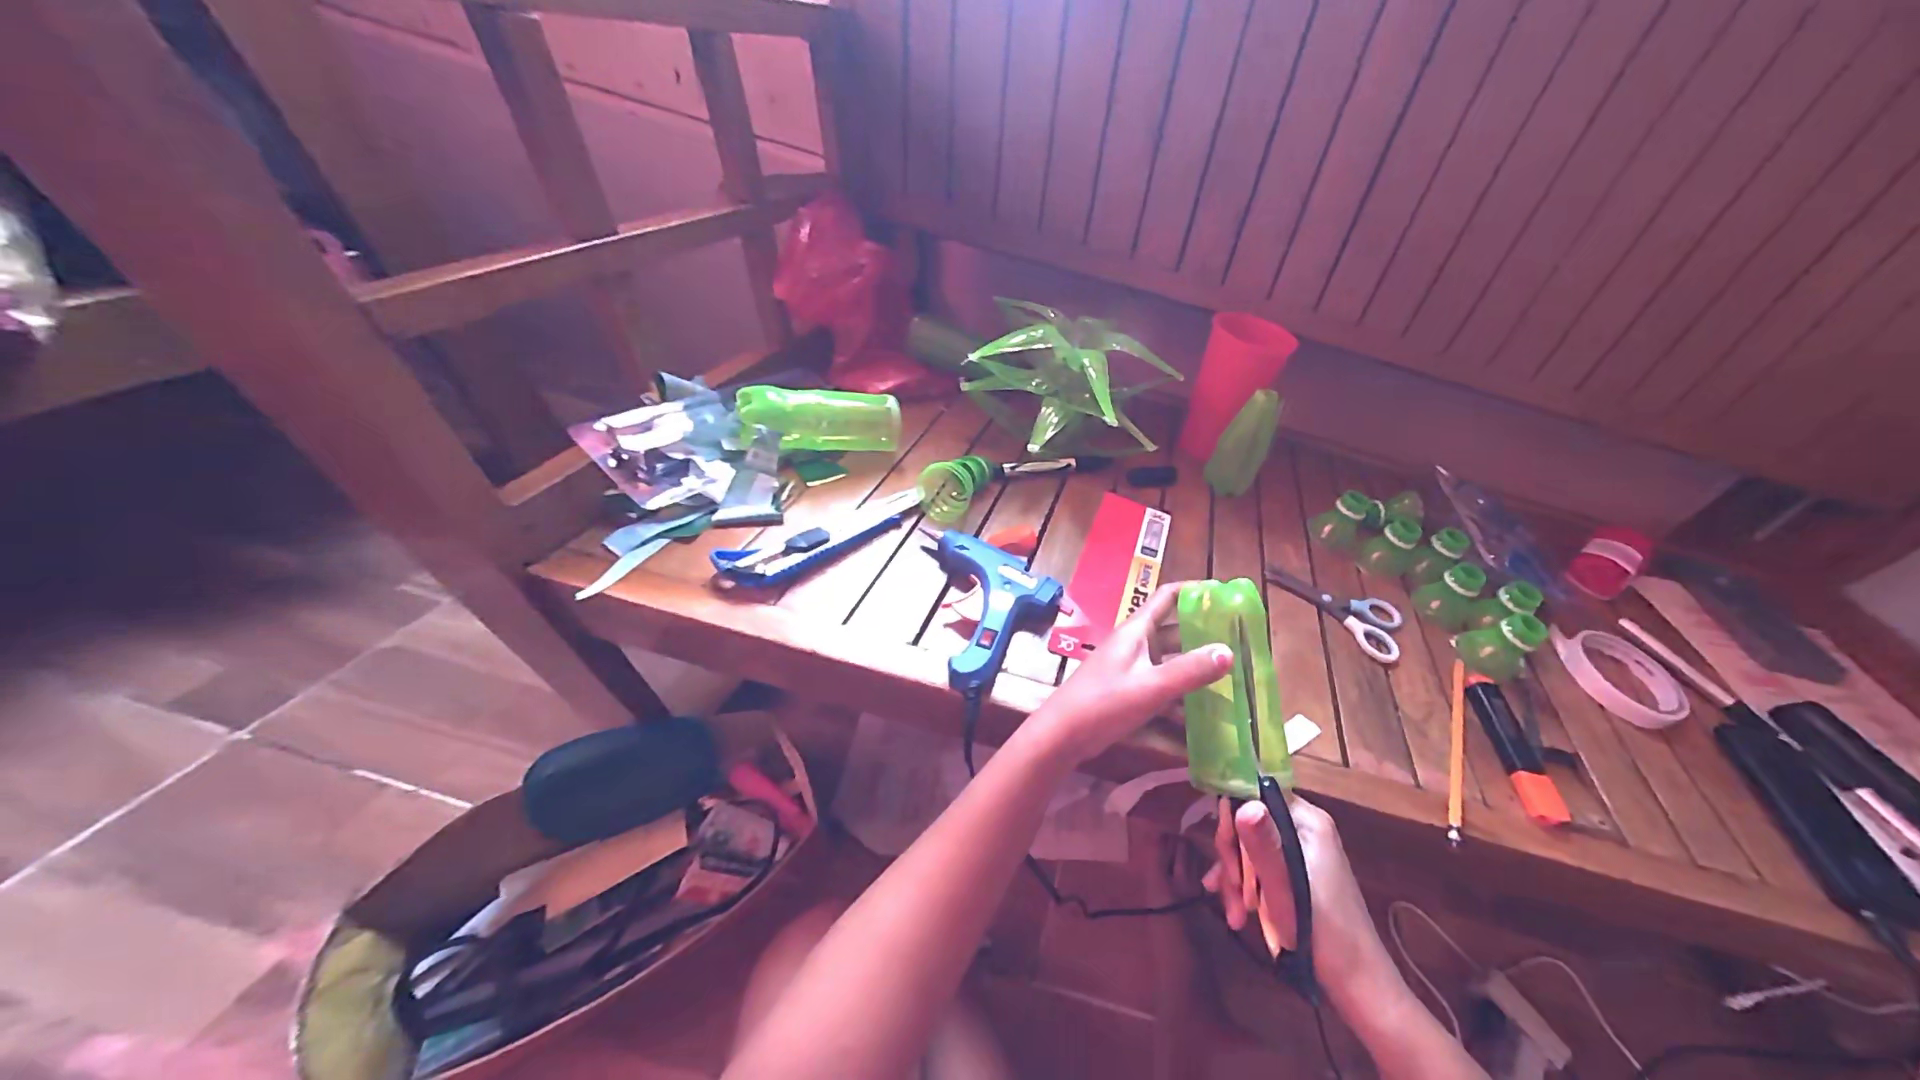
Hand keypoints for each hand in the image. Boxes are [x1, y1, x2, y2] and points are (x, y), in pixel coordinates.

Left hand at [1024, 584, 1231, 766]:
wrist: (1063, 735)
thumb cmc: (1104, 702)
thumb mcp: (1151, 686)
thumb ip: (1189, 670)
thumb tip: (1229, 651)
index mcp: (1137, 631)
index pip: (1167, 597)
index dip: (1195, 591)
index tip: (1227, 595)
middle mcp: (1136, 644)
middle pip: (1176, 633)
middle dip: (1206, 637)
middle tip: (1243, 645)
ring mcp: (1132, 669)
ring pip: (1172, 663)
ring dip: (1198, 671)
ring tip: (1235, 681)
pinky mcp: (1131, 692)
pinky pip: (1164, 688)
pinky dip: (1183, 697)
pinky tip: (1208, 716)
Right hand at [1203, 795, 1398, 1004]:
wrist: (1359, 986)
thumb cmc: (1323, 934)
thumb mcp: (1285, 889)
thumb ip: (1263, 845)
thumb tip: (1244, 804)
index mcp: (1307, 821)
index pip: (1254, 792)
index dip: (1231, 816)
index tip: (1224, 852)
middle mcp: (1304, 828)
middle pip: (1248, 820)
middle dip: (1232, 856)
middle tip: (1230, 889)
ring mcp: (1300, 851)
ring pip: (1249, 846)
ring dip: (1236, 877)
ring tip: (1234, 912)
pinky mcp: (1297, 873)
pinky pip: (1259, 866)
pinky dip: (1245, 886)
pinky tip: (1235, 910)